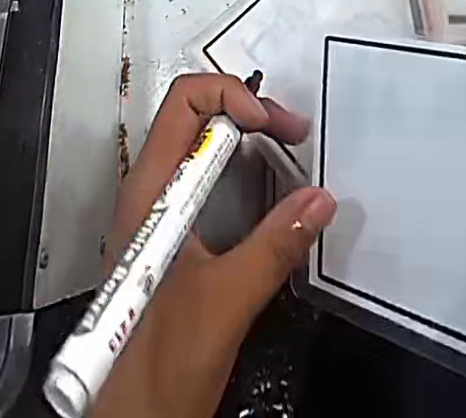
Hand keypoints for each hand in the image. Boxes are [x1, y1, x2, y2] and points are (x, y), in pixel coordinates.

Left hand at [94, 74, 336, 417]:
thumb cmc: (152, 370)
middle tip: (291, 130)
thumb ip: (272, 248)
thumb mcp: (223, 304)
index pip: (184, 103)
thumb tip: (316, 202)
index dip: (229, 95)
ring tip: (287, 145)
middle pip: (196, 113)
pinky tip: (270, 180)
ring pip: (203, 141)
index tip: (269, 122)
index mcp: (149, 190)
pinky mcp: (174, 229)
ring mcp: (161, 208)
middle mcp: (151, 189)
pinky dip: (243, 164)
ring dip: (247, 134)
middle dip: (247, 109)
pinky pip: (209, 173)